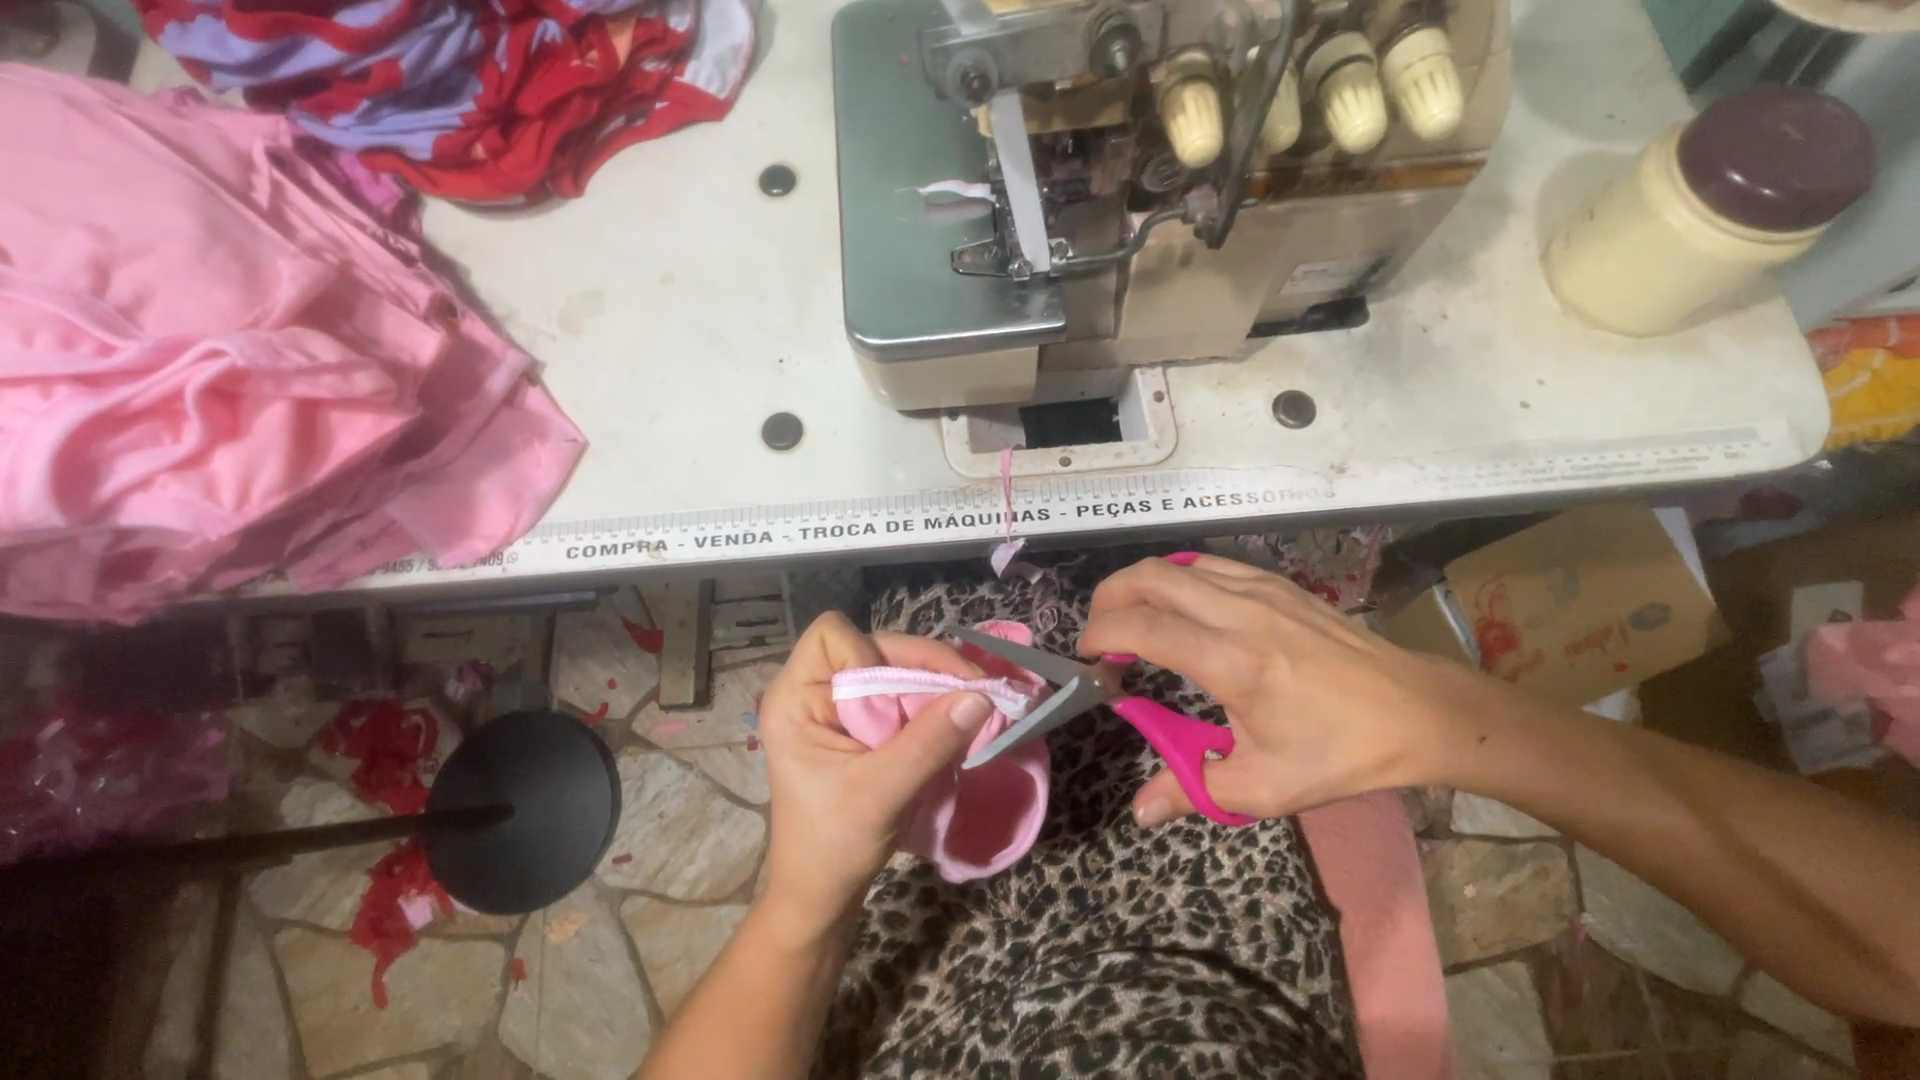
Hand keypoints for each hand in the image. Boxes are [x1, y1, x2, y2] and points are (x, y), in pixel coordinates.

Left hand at [756, 613, 993, 941]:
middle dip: (925, 665)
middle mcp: (815, 692)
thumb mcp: (880, 794)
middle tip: (979, 690)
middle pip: (876, 647)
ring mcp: (841, 708)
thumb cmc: (833, 846)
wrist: (822, 895)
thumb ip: (927, 743)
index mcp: (796, 699)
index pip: (832, 635)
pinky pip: (902, 696)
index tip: (903, 692)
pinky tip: (960, 722)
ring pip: (895, 669)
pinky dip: (933, 704)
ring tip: (978, 705)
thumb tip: (979, 696)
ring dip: (936, 684)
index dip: (870, 651)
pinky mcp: (864, 726)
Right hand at [1078, 554, 1483, 826]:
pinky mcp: (1277, 583)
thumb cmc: (1340, 752)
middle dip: (1108, 598)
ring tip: (1130, 619)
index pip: (1143, 628)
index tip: (1088, 660)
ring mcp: (1261, 590)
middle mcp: (1240, 613)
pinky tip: (1178, 607)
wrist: (1417, 712)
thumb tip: (1139, 813)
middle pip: (1149, 577)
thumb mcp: (1264, 787)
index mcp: (1233, 663)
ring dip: (1140, 585)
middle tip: (1098, 634)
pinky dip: (1176, 578)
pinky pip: (1208, 564)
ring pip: (1177, 563)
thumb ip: (1191, 792)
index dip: (1101, 636)